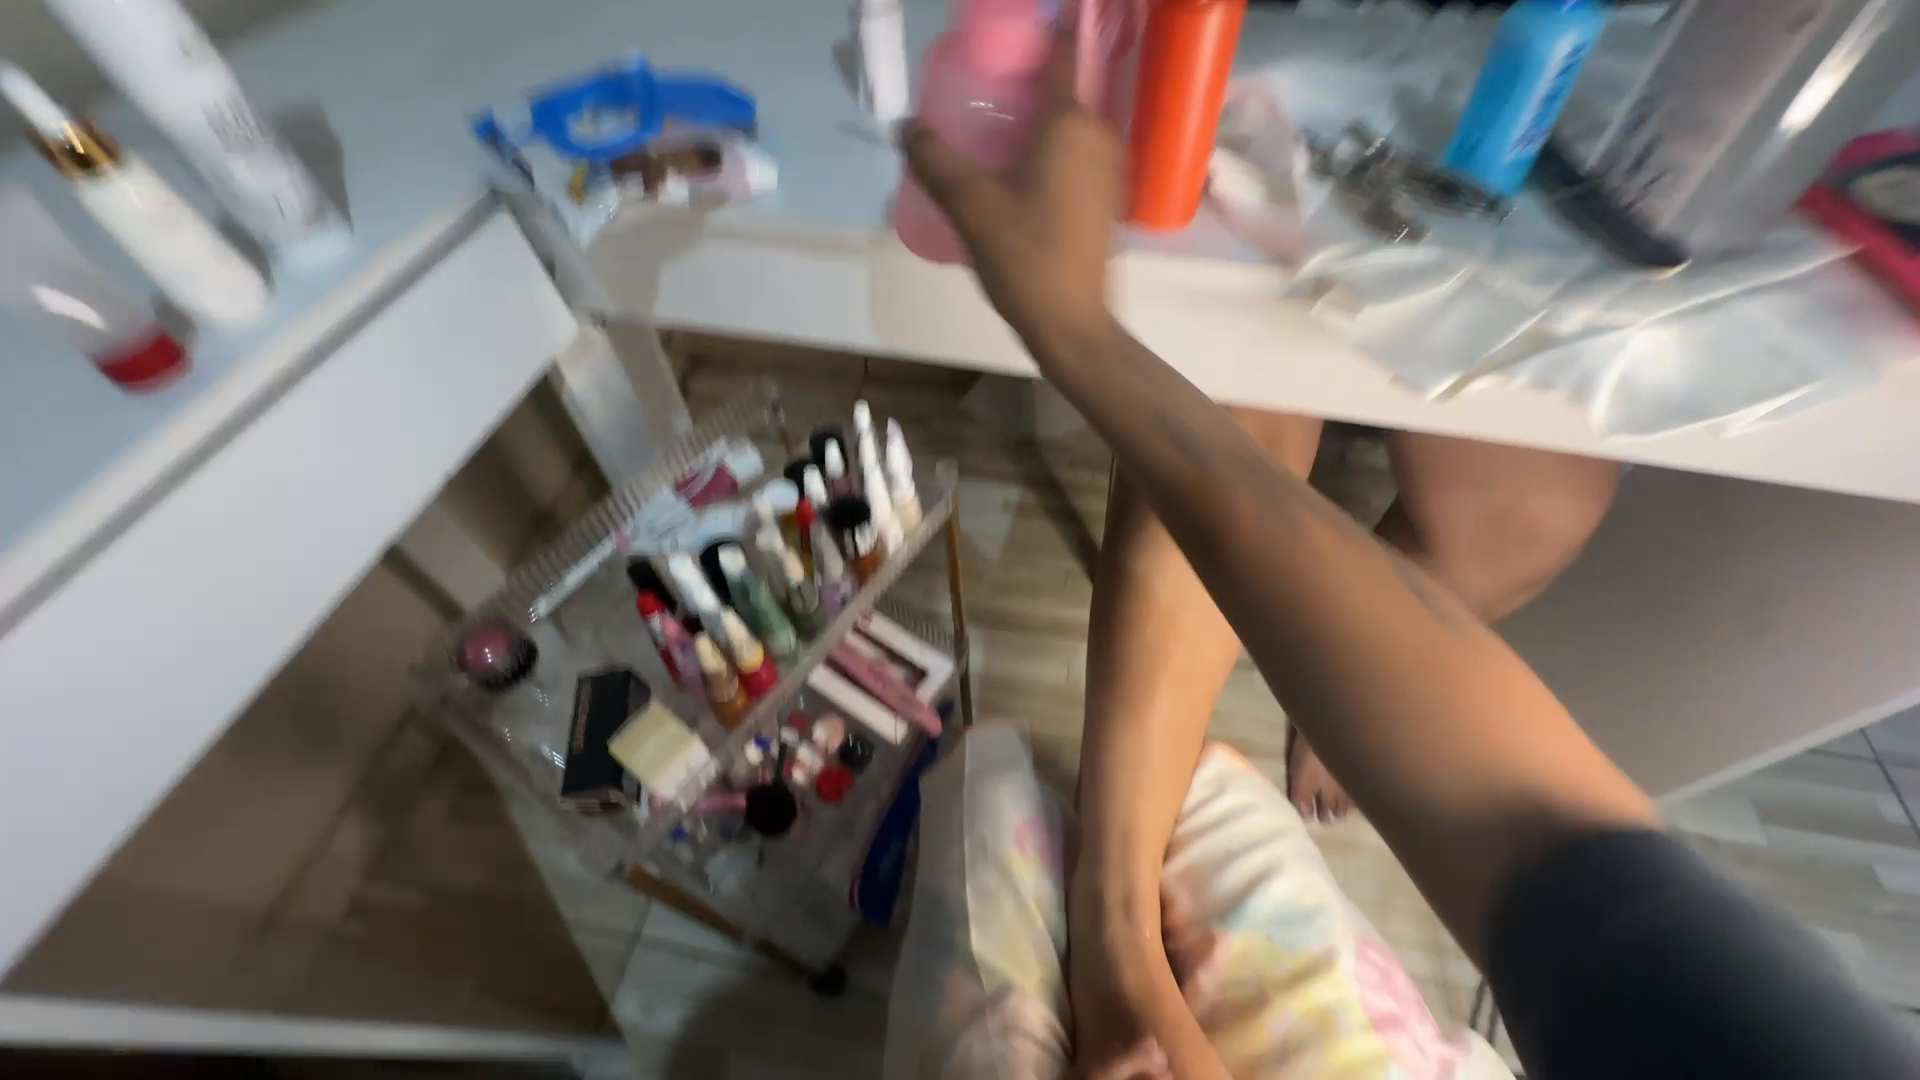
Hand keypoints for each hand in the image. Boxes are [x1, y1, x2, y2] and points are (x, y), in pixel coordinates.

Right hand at [898, 25, 1122, 359]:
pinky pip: (1078, 157)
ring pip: (1072, 126)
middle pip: (1065, 89)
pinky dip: (1052, 154)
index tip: (1004, 46)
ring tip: (996, 135)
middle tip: (984, 96)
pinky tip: (1020, 176)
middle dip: (1028, 86)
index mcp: (1071, 123)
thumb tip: (906, 128)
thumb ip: (936, 162)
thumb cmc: (1026, 261)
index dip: (1038, 38)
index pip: (1063, 51)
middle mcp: (1100, 136)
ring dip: (1039, 123)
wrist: (1072, 326)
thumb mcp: (972, 209)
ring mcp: (1110, 171)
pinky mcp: (1107, 202)